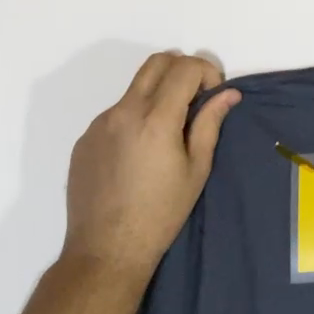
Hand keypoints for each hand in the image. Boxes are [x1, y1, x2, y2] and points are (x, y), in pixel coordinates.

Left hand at [62, 51, 240, 276]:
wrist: (105, 251)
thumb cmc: (160, 214)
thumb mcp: (196, 170)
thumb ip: (210, 124)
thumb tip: (228, 93)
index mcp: (156, 118)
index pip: (184, 67)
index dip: (205, 72)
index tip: (212, 94)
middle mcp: (123, 111)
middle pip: (156, 62)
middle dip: (182, 69)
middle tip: (195, 97)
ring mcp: (99, 124)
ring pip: (134, 88)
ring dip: (157, 95)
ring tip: (165, 135)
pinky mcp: (84, 139)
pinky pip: (115, 113)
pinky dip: (135, 118)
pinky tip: (138, 155)